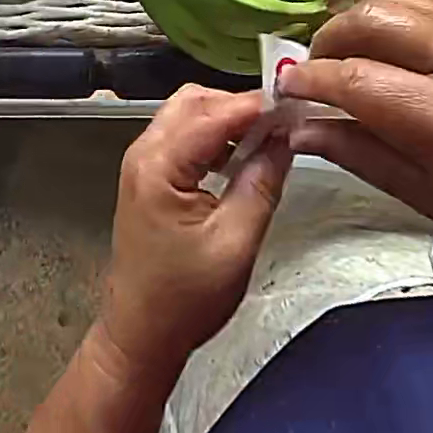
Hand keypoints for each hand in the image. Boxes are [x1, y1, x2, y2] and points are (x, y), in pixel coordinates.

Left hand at [98, 84, 291, 374]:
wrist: (142, 330)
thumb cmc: (185, 297)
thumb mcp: (236, 243)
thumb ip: (261, 183)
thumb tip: (283, 138)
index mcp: (158, 165)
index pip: (210, 115)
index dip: (252, 106)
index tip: (290, 104)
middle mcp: (143, 152)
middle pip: (192, 101)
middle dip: (236, 105)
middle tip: (278, 122)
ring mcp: (141, 160)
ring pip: (185, 113)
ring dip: (224, 118)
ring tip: (264, 137)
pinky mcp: (148, 172)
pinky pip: (181, 135)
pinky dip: (210, 134)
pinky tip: (236, 155)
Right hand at [280, 0, 432, 269]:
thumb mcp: (428, 197)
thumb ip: (355, 152)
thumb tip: (296, 129)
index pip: (354, 79)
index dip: (309, 79)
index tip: (285, 87)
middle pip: (367, 22)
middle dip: (325, 42)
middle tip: (315, 70)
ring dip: (353, 20)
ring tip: (344, 52)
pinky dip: (386, 10)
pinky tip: (380, 38)